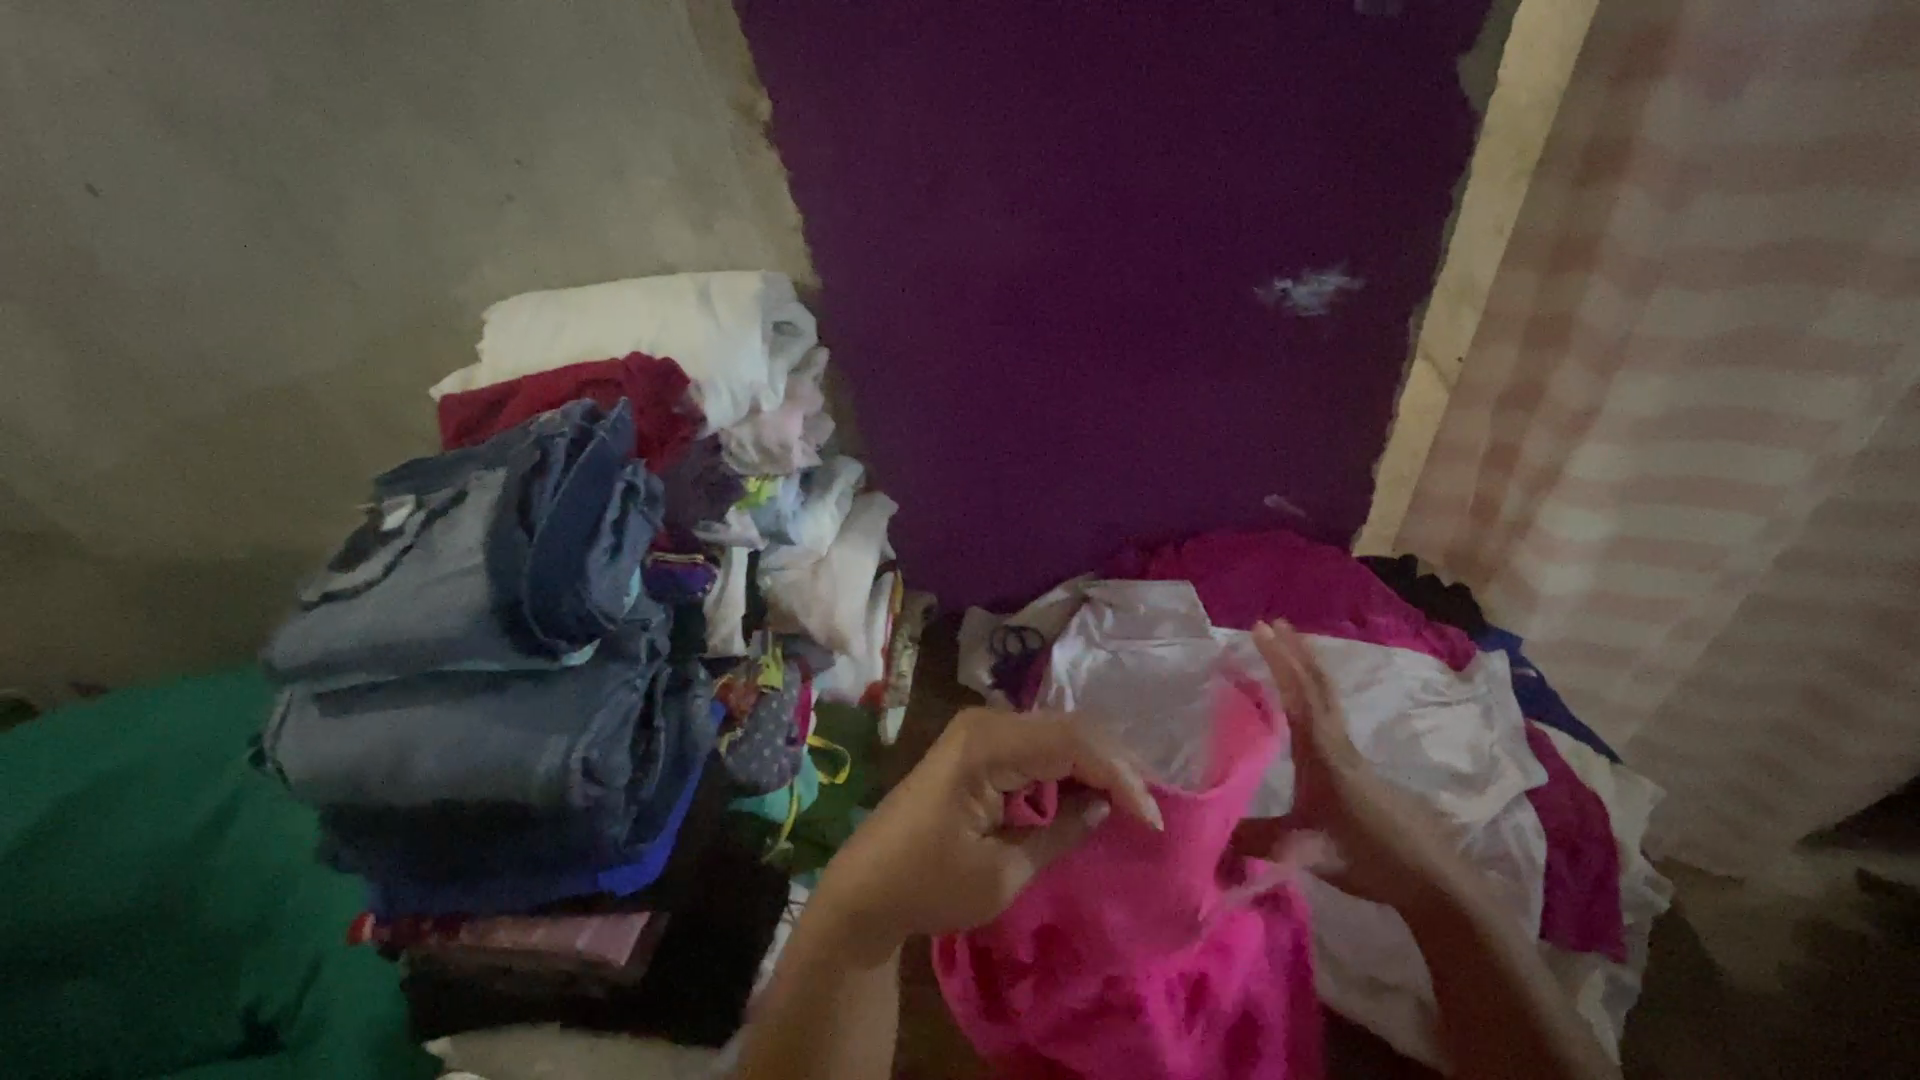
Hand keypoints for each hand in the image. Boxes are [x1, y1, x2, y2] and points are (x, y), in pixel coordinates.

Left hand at [811, 707, 1160, 956]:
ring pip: (1056, 732)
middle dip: (1114, 765)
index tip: (1152, 821)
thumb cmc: (928, 886)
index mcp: (986, 746)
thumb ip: (1060, 833)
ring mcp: (978, 730)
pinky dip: (1067, 766)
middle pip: (1069, 729)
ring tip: (1129, 802)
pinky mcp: (977, 745)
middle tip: (1148, 809)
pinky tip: (1088, 792)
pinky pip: (1036, 744)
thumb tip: (1103, 806)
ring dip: (1094, 763)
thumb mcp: (1002, 873)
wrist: (865, 888)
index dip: (1120, 777)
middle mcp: (984, 723)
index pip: (1073, 744)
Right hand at [1232, 620, 1463, 912]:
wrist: (1434, 880)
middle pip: (1319, 687)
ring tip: (1288, 652)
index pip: (1299, 695)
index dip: (1280, 660)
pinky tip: (1304, 710)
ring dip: (1307, 670)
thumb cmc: (1367, 855)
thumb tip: (1205, 834)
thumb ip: (1253, 838)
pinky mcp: (1362, 773)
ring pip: (1328, 700)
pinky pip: (1332, 718)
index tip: (1260, 628)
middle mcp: (1339, 745)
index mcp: (1323, 753)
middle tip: (1273, 623)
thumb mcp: (1303, 849)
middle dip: (1296, 651)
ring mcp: (1354, 757)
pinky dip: (1313, 696)